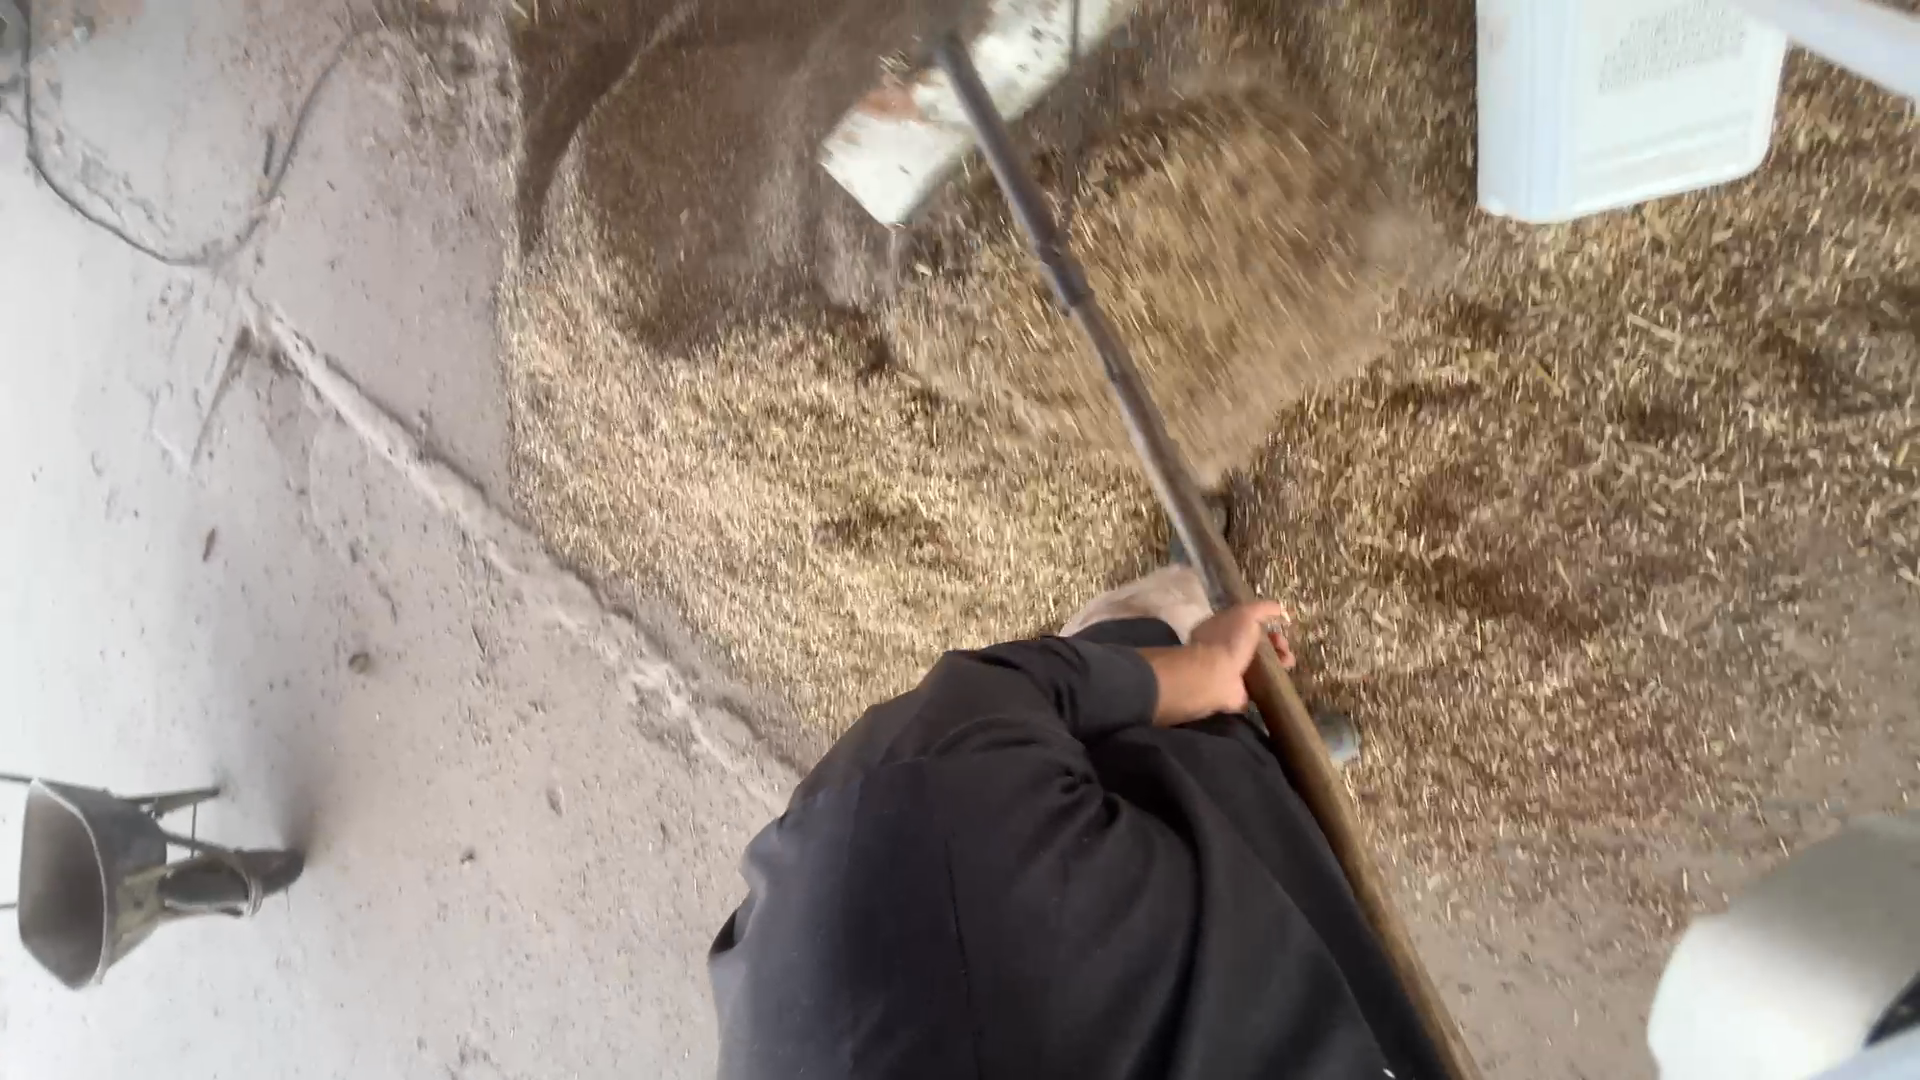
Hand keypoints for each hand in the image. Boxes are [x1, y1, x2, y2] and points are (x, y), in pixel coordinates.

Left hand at [1139, 601, 1293, 726]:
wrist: (1216, 677)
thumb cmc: (1228, 640)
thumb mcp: (1245, 614)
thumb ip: (1261, 608)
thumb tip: (1278, 607)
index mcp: (1218, 627)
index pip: (1243, 622)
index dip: (1262, 622)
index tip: (1277, 624)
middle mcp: (1221, 648)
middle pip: (1254, 643)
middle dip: (1274, 642)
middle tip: (1283, 646)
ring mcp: (1230, 670)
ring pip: (1260, 664)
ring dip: (1278, 660)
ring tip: (1287, 661)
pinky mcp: (1239, 690)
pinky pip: (1261, 683)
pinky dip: (1273, 680)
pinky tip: (1282, 676)